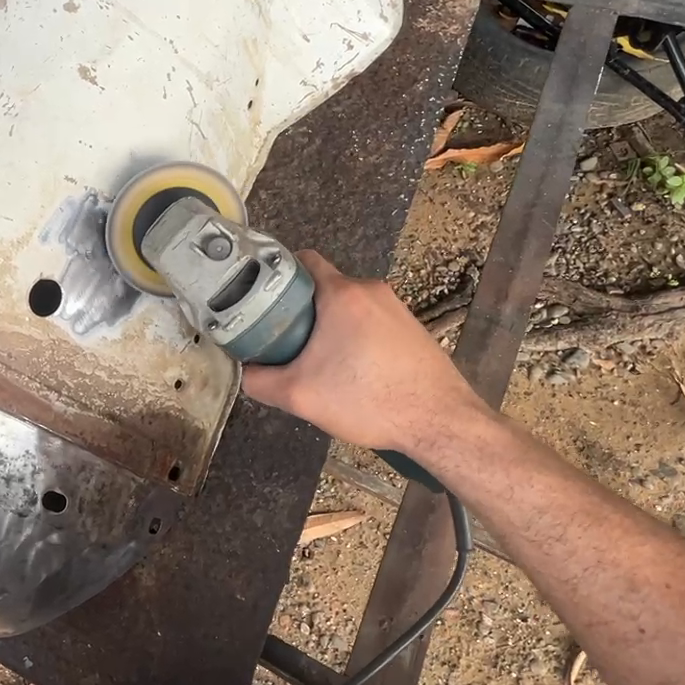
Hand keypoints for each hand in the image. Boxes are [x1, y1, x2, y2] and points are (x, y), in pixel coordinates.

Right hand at [241, 250, 488, 457]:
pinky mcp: (412, 328)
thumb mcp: (298, 395)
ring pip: (347, 305)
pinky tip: (350, 369)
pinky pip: (370, 320)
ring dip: (328, 324)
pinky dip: (354, 336)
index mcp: (342, 293)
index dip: (276, 274)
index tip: (261, 298)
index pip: (302, 260)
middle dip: (300, 308)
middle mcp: (370, 290)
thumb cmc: (369, 400)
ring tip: (315, 357)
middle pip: (322, 285)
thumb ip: (258, 381)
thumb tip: (242, 371)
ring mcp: (396, 308)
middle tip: (283, 337)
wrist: (441, 424)